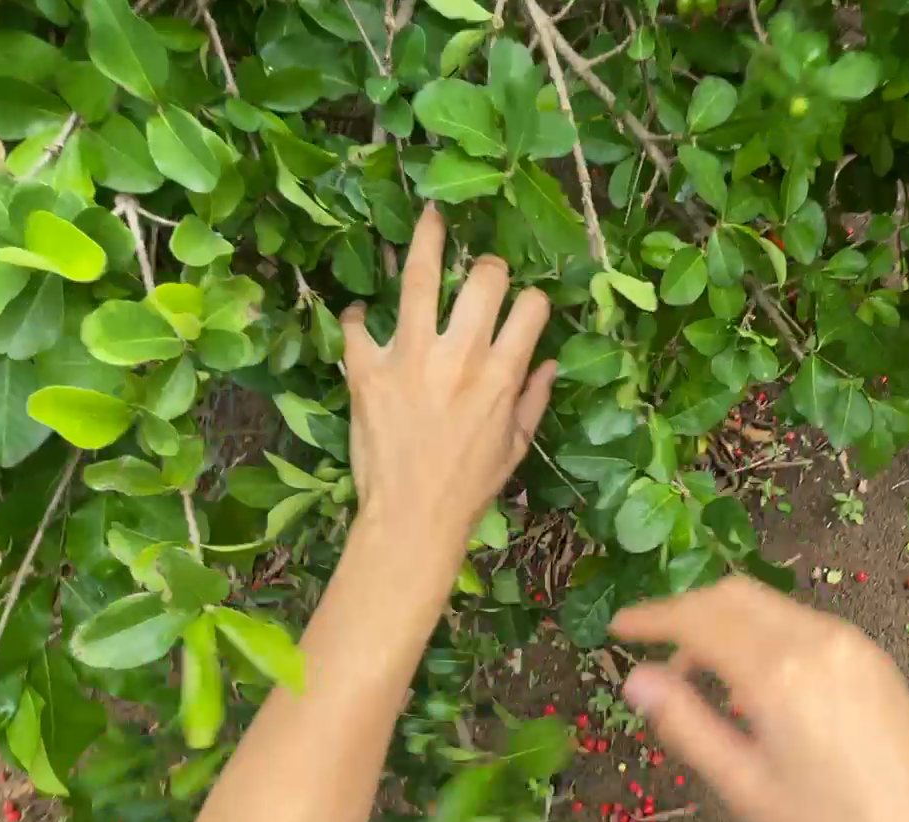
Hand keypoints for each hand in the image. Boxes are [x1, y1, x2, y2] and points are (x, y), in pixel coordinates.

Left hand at [339, 203, 555, 547]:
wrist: (414, 517)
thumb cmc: (470, 487)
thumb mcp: (515, 448)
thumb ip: (535, 400)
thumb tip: (551, 362)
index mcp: (501, 377)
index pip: (531, 309)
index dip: (534, 301)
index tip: (528, 306)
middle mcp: (459, 356)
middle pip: (483, 279)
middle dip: (490, 266)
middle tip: (483, 268)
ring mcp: (409, 357)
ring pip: (418, 277)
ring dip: (426, 239)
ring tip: (429, 217)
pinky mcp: (366, 369)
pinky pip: (357, 325)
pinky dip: (360, 316)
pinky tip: (365, 315)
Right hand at [612, 578, 908, 821]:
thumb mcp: (745, 786)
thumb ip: (686, 723)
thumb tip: (636, 678)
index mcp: (779, 672)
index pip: (698, 620)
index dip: (652, 617)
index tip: (618, 626)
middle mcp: (815, 637)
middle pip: (731, 594)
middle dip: (684, 611)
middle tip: (652, 647)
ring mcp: (848, 639)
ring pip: (765, 603)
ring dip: (722, 621)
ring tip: (697, 675)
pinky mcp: (868, 652)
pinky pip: (797, 622)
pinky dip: (759, 632)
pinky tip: (751, 680)